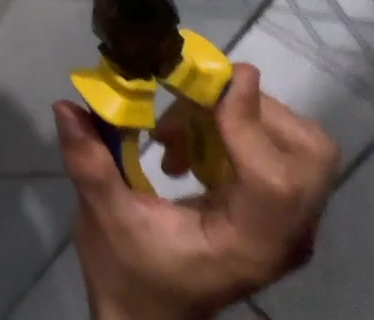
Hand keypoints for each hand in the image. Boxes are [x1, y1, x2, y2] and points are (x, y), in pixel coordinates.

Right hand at [53, 65, 338, 319]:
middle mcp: (284, 232)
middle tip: (188, 93)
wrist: (150, 313)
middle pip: (307, 155)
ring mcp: (286, 223)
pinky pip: (275, 155)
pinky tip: (183, 146)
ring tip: (172, 129)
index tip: (221, 77)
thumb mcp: (101, 216)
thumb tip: (67, 106)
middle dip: (252, 110)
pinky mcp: (274, 212)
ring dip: (238, 118)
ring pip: (298, 150)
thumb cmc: (128, 271)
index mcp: (249, 242)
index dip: (249, 124)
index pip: (273, 178)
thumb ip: (89, 162)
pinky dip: (233, 132)